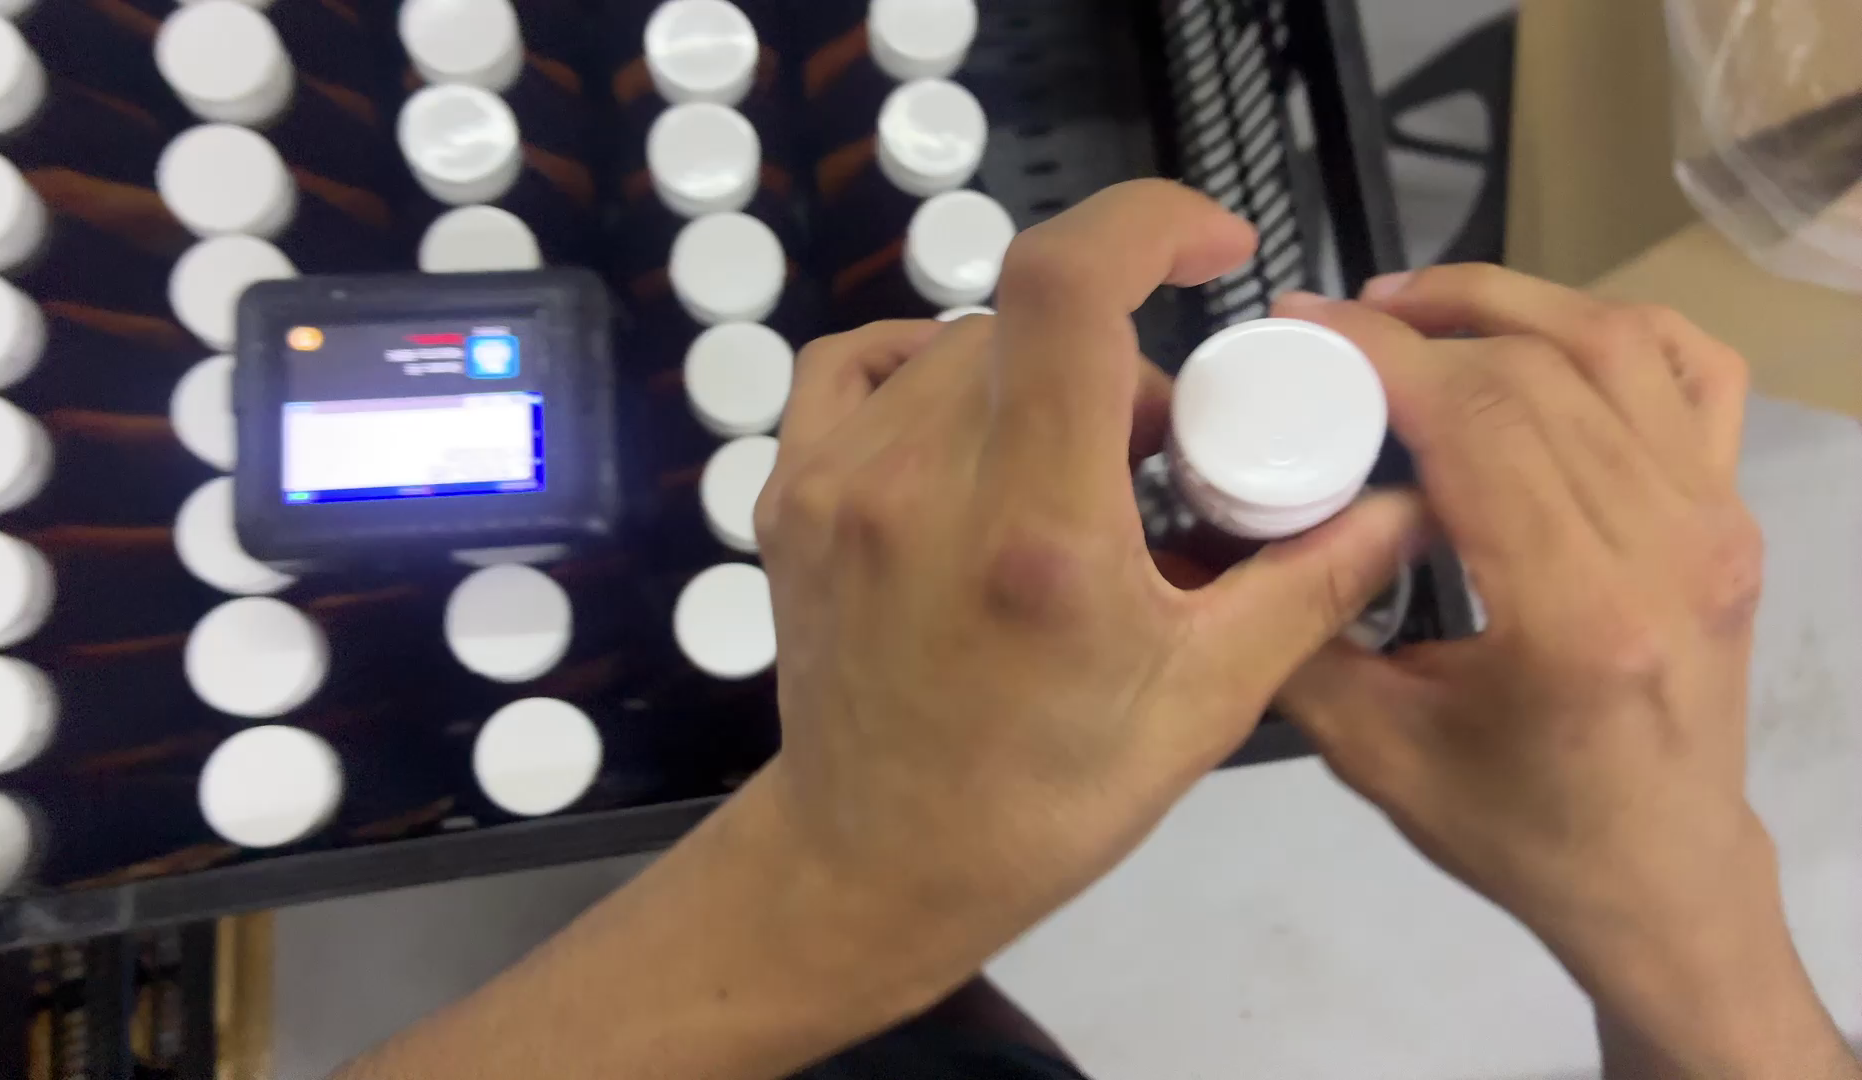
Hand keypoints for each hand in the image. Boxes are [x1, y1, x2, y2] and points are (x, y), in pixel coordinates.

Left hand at [748, 180, 1421, 998]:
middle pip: (1027, 324)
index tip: (1211, 246)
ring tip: (1058, 463)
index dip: (1146, 223)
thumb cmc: (1041, 797)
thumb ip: (1305, 586)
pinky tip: (957, 424)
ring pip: (951, 349)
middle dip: (1111, 361)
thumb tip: (1394, 504)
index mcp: (1033, 529)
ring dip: (1028, 376)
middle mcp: (917, 482)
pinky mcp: (789, 497)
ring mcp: (834, 483)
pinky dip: (916, 366)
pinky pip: (850, 368)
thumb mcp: (1199, 704)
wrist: (876, 852)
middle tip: (1146, 452)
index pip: (1066, 287)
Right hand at [1273, 266, 1852, 1076]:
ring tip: (1402, 309)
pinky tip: (1524, 335)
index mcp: (1574, 609)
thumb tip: (1203, 549)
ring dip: (1499, 306)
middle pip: (1538, 371)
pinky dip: (1601, 328)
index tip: (1296, 328)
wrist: (1655, 879)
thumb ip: (1286, 634)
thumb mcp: (1363, 742)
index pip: (1480, 420)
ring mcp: (1717, 521)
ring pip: (1618, 348)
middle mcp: (1670, 544)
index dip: (1378, 353)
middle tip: (1320, 329)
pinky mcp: (1726, 515)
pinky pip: (1685, 374)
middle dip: (1414, 324)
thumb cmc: (1505, 824)